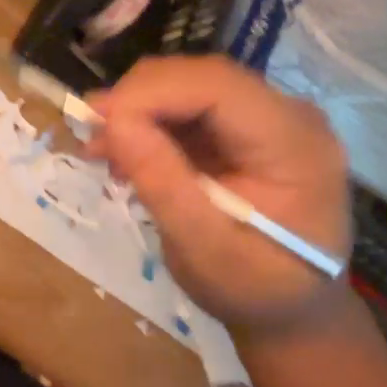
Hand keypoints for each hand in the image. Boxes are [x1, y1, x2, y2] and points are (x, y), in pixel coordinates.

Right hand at [87, 56, 350, 335]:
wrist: (289, 310)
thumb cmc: (254, 289)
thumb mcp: (206, 252)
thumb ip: (164, 184)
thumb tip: (114, 121)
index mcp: (296, 146)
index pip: (217, 87)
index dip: (151, 93)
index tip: (97, 119)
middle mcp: (289, 116)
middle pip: (199, 77)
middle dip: (137, 98)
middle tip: (90, 133)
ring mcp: (267, 116)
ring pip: (185, 82)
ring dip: (136, 108)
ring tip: (100, 148)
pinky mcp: (243, 124)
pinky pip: (185, 101)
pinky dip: (146, 119)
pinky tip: (122, 150)